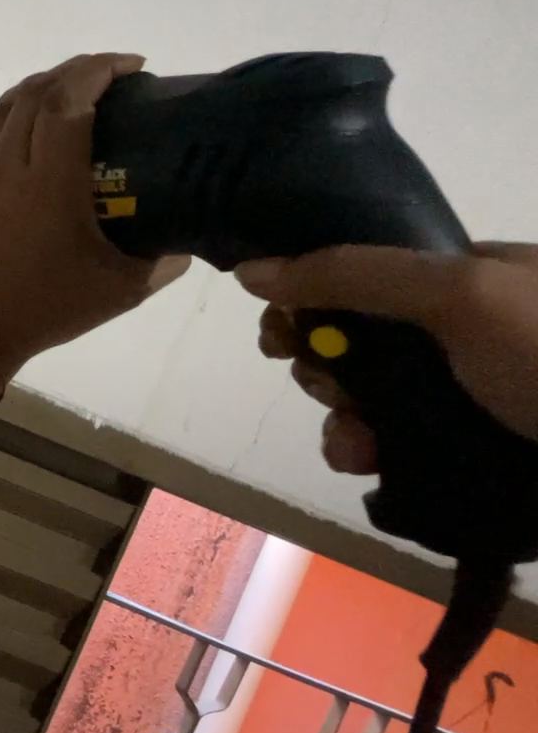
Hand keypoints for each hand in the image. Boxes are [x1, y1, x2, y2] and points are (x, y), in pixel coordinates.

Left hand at [0, 53, 190, 383]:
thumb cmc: (44, 309)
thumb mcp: (121, 287)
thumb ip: (163, 257)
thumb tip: (187, 239)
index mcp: (47, 181)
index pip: (66, 101)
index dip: (96, 71)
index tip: (131, 66)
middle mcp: (3, 169)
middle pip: (31, 96)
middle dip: (70, 73)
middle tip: (105, 77)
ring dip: (33, 90)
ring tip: (65, 93)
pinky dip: (4, 117)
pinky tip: (22, 129)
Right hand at [238, 243, 537, 474]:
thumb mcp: (464, 297)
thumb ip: (354, 275)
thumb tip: (251, 272)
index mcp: (480, 278)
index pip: (362, 275)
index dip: (309, 300)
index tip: (281, 332)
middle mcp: (475, 330)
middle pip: (357, 337)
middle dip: (323, 364)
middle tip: (329, 387)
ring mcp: (479, 392)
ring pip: (371, 394)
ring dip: (339, 415)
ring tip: (352, 440)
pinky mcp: (480, 447)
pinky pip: (396, 441)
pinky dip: (365, 449)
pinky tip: (362, 460)